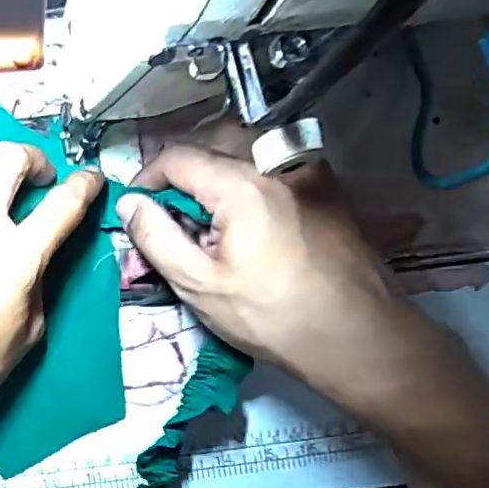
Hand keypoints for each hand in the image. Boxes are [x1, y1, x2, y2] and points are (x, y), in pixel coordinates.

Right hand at [116, 145, 432, 421]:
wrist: (358, 337)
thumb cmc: (272, 316)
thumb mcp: (199, 285)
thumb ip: (156, 238)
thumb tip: (130, 203)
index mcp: (242, 184)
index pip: (178, 157)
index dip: (146, 178)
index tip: (135, 208)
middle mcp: (278, 165)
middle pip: (213, 150)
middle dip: (183, 179)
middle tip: (172, 222)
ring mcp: (310, 175)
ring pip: (246, 160)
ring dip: (217, 183)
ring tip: (212, 230)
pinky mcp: (329, 193)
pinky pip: (276, 174)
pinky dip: (250, 191)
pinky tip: (253, 232)